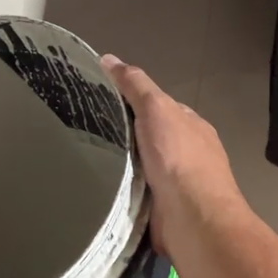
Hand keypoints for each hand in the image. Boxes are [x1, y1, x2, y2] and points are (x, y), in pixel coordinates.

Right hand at [101, 54, 249, 260]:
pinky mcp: (164, 207)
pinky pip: (135, 189)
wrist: (193, 219)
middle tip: (86, 128)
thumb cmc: (178, 157)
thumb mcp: (156, 108)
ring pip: (140, 163)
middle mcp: (188, 152)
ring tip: (84, 155)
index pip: (157, 105)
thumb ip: (134, 84)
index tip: (98, 99)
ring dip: (119, 162)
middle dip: (122, 133)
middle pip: (148, 135)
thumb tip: (109, 59)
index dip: (130, 99)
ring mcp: (178, 182)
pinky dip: (120, 185)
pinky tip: (99, 181)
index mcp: (191, 126)